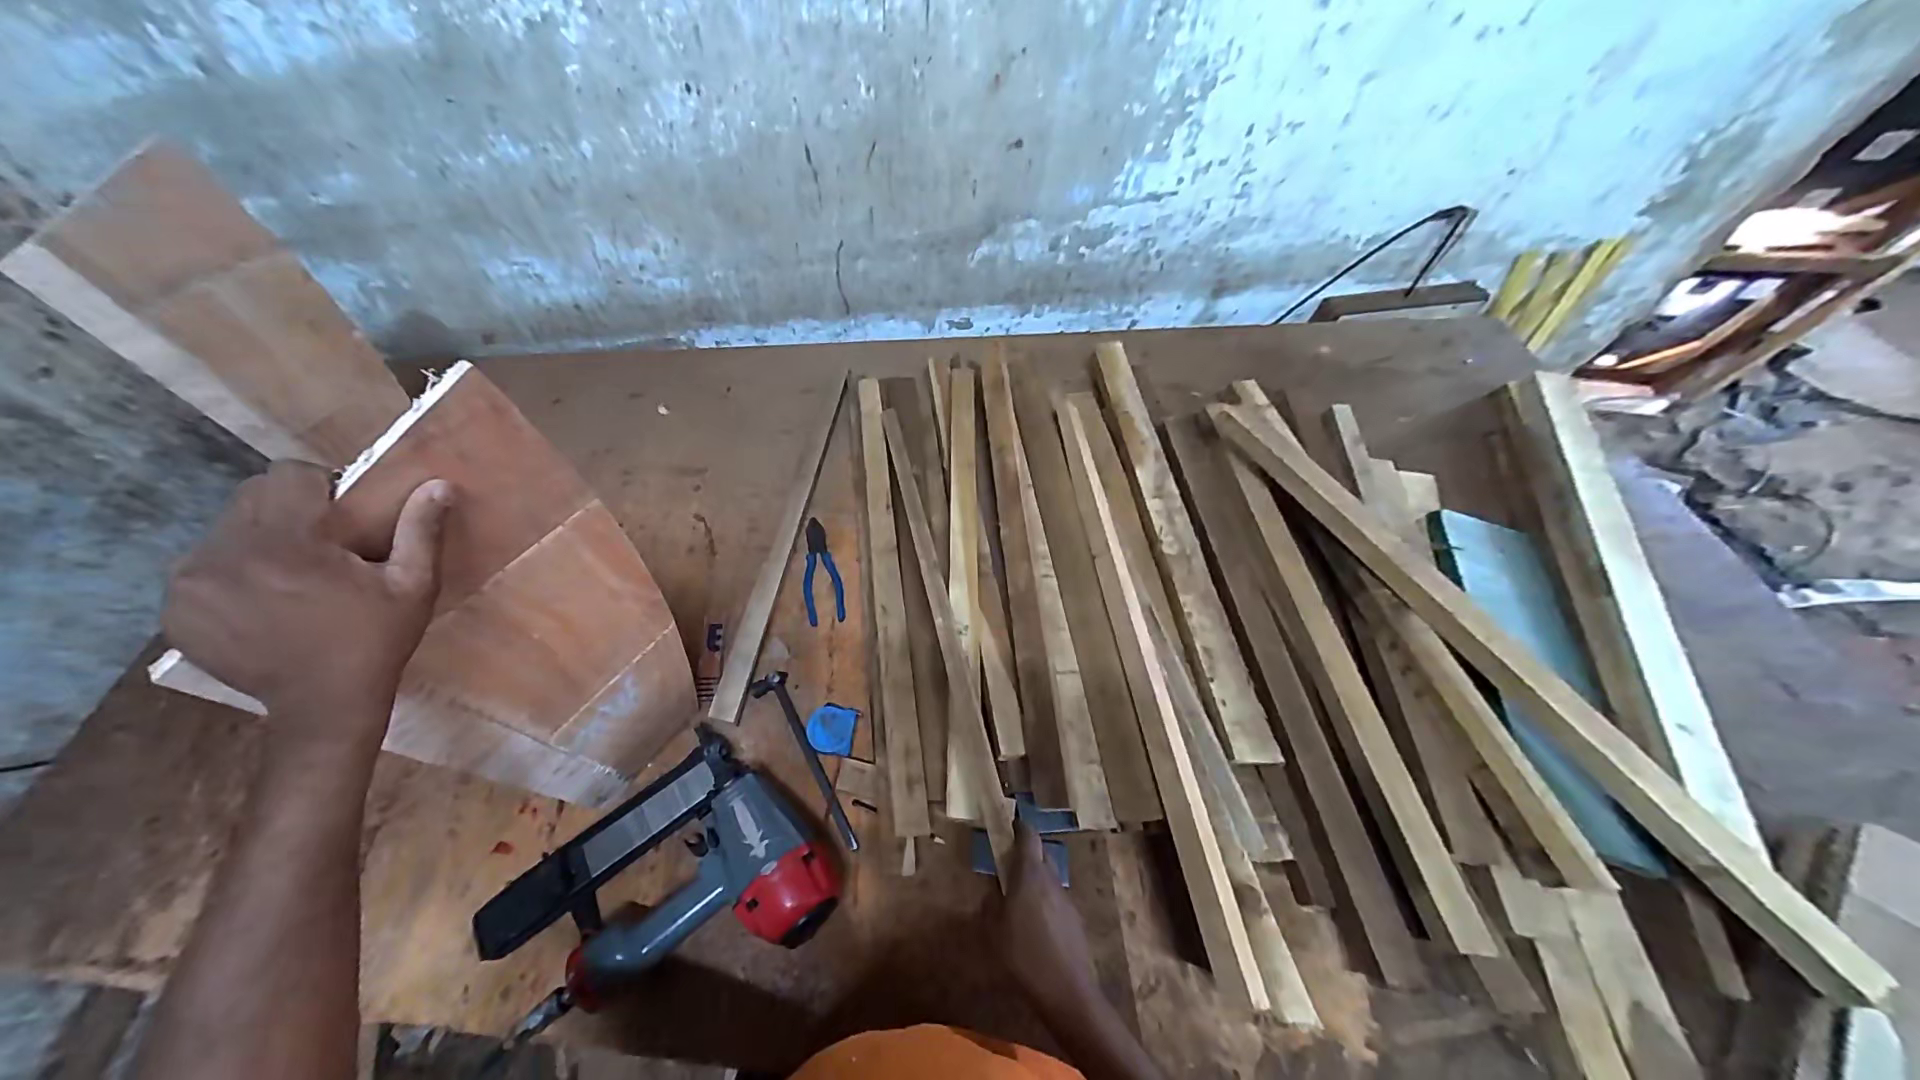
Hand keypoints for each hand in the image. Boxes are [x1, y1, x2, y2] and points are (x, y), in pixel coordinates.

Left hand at [163, 462, 454, 732]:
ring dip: (258, 540)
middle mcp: (226, 553)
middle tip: (322, 548)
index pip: (287, 475)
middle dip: (288, 510)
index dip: (320, 487)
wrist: (324, 704)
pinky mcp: (175, 608)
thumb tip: (439, 485)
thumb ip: (421, 531)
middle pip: (250, 496)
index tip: (342, 517)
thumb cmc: (377, 639)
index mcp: (287, 543)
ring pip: (224, 529)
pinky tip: (265, 602)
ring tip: (293, 577)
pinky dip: (232, 572)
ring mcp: (191, 583)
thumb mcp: (414, 585)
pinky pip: (202, 564)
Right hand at [999, 820, 1100, 1011]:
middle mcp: (1051, 879)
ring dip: (1035, 880)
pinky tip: (1035, 926)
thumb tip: (993, 889)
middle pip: (1041, 854)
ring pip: (1049, 878)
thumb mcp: (994, 930)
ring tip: (1018, 901)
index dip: (1019, 827)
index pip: (1028, 836)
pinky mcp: (1075, 919)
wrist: (1068, 991)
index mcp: (1030, 874)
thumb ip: (991, 904)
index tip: (1009, 824)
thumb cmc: (1024, 955)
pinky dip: (1044, 902)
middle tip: (1007, 866)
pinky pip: (1056, 899)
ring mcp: (1066, 899)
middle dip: (1026, 855)